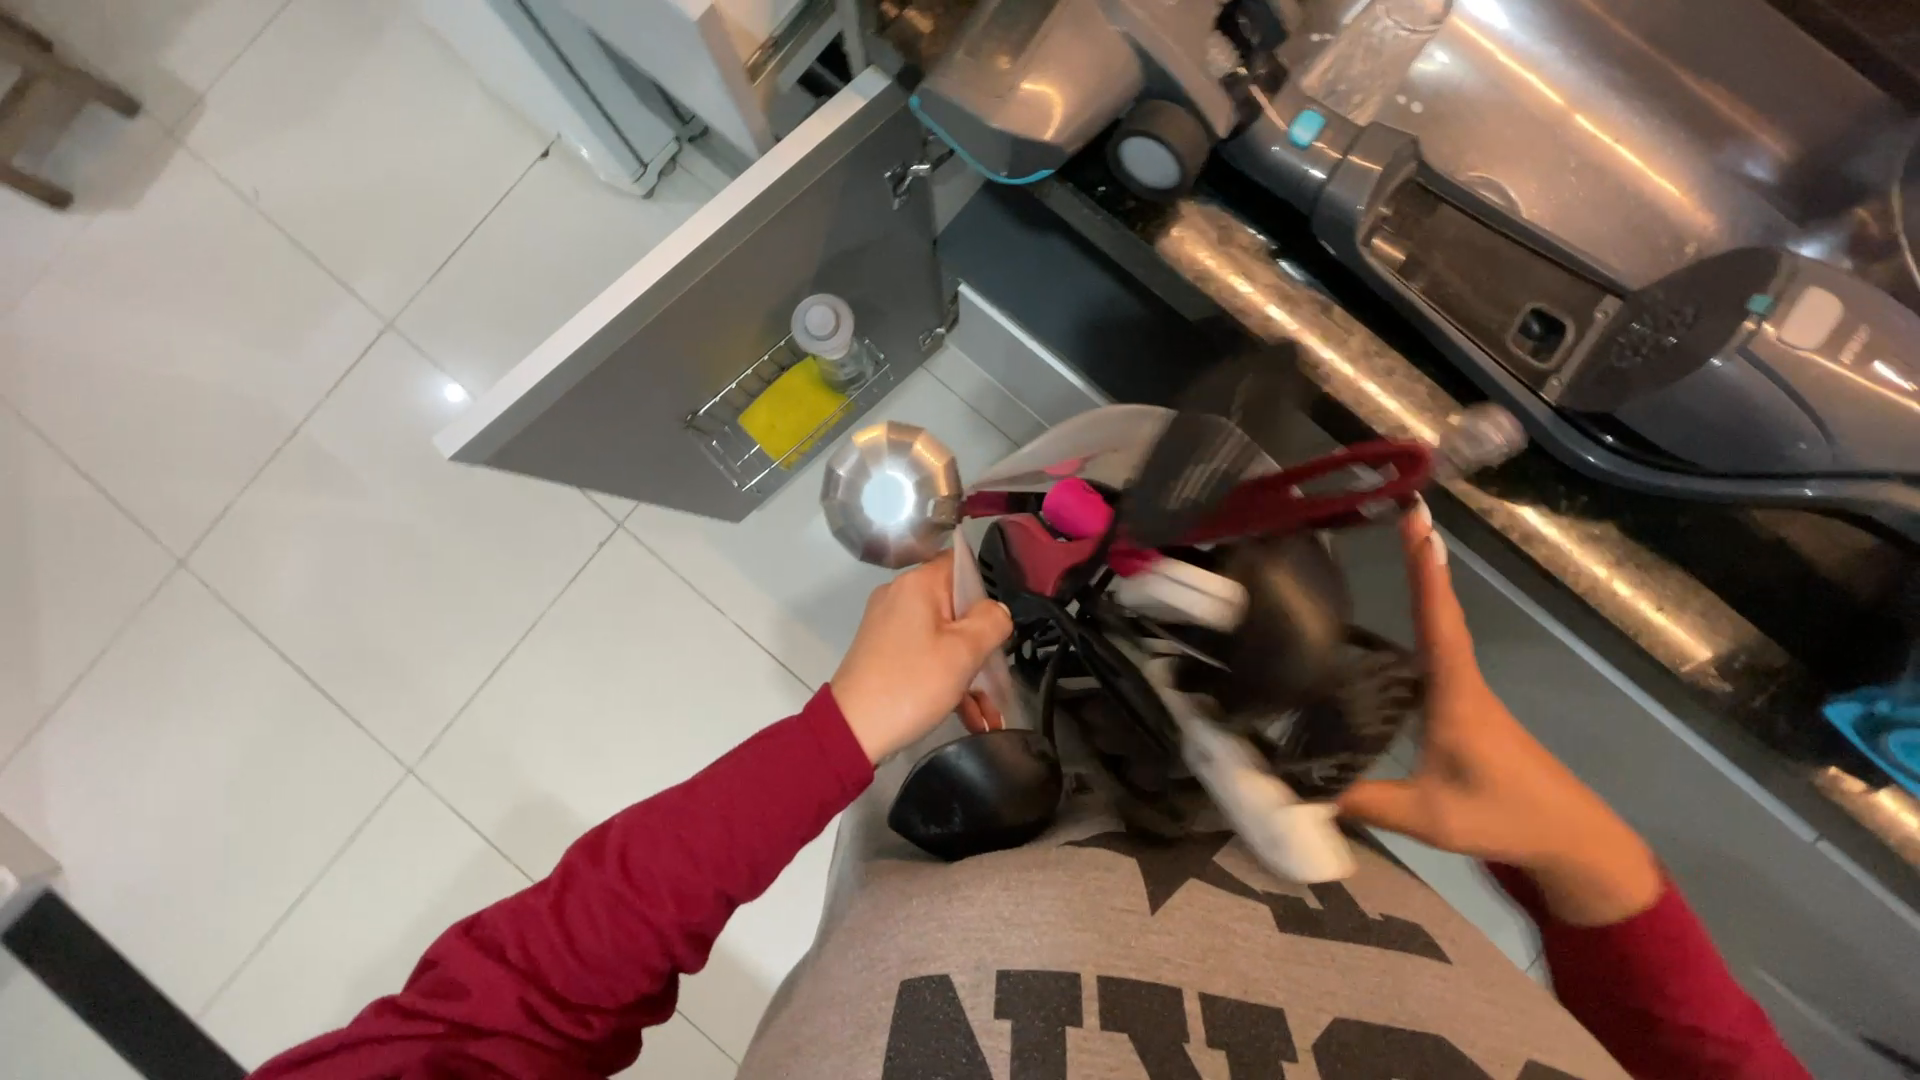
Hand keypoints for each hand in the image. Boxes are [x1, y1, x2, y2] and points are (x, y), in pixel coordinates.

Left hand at [831, 550, 1013, 764]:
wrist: (852, 731)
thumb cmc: (912, 683)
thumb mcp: (963, 652)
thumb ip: (991, 621)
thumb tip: (997, 611)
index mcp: (917, 585)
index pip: (959, 564)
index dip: (986, 587)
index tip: (999, 621)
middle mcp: (900, 597)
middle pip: (955, 606)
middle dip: (982, 642)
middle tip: (999, 672)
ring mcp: (890, 627)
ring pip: (943, 639)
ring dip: (970, 673)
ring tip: (991, 713)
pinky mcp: (884, 654)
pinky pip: (925, 657)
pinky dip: (948, 682)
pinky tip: (972, 718)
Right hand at [1337, 501, 1662, 925]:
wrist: (1575, 842)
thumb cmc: (1506, 818)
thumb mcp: (1428, 816)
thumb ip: (1363, 801)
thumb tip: (1295, 787)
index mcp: (1456, 696)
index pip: (1438, 624)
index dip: (1426, 575)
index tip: (1418, 524)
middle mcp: (1463, 684)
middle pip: (1442, 613)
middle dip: (1426, 563)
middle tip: (1409, 515)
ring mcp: (1468, 695)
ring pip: (1444, 629)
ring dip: (1429, 586)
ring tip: (1410, 547)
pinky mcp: (1466, 710)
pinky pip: (1441, 652)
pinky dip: (1430, 617)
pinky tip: (1411, 619)